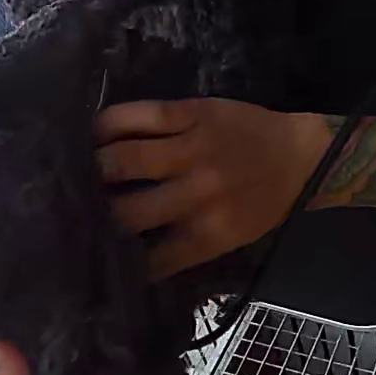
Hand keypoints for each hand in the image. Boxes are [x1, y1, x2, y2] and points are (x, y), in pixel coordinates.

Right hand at [95, 99, 332, 278]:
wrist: (302, 155)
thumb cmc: (266, 200)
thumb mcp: (234, 236)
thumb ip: (188, 246)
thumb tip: (133, 258)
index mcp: (212, 233)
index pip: (151, 258)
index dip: (119, 260)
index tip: (93, 257)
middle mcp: (200, 194)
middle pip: (127, 211)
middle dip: (96, 216)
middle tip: (73, 211)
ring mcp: (196, 150)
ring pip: (122, 159)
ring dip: (93, 168)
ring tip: (76, 171)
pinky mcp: (194, 113)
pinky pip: (137, 115)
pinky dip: (107, 124)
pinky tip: (92, 134)